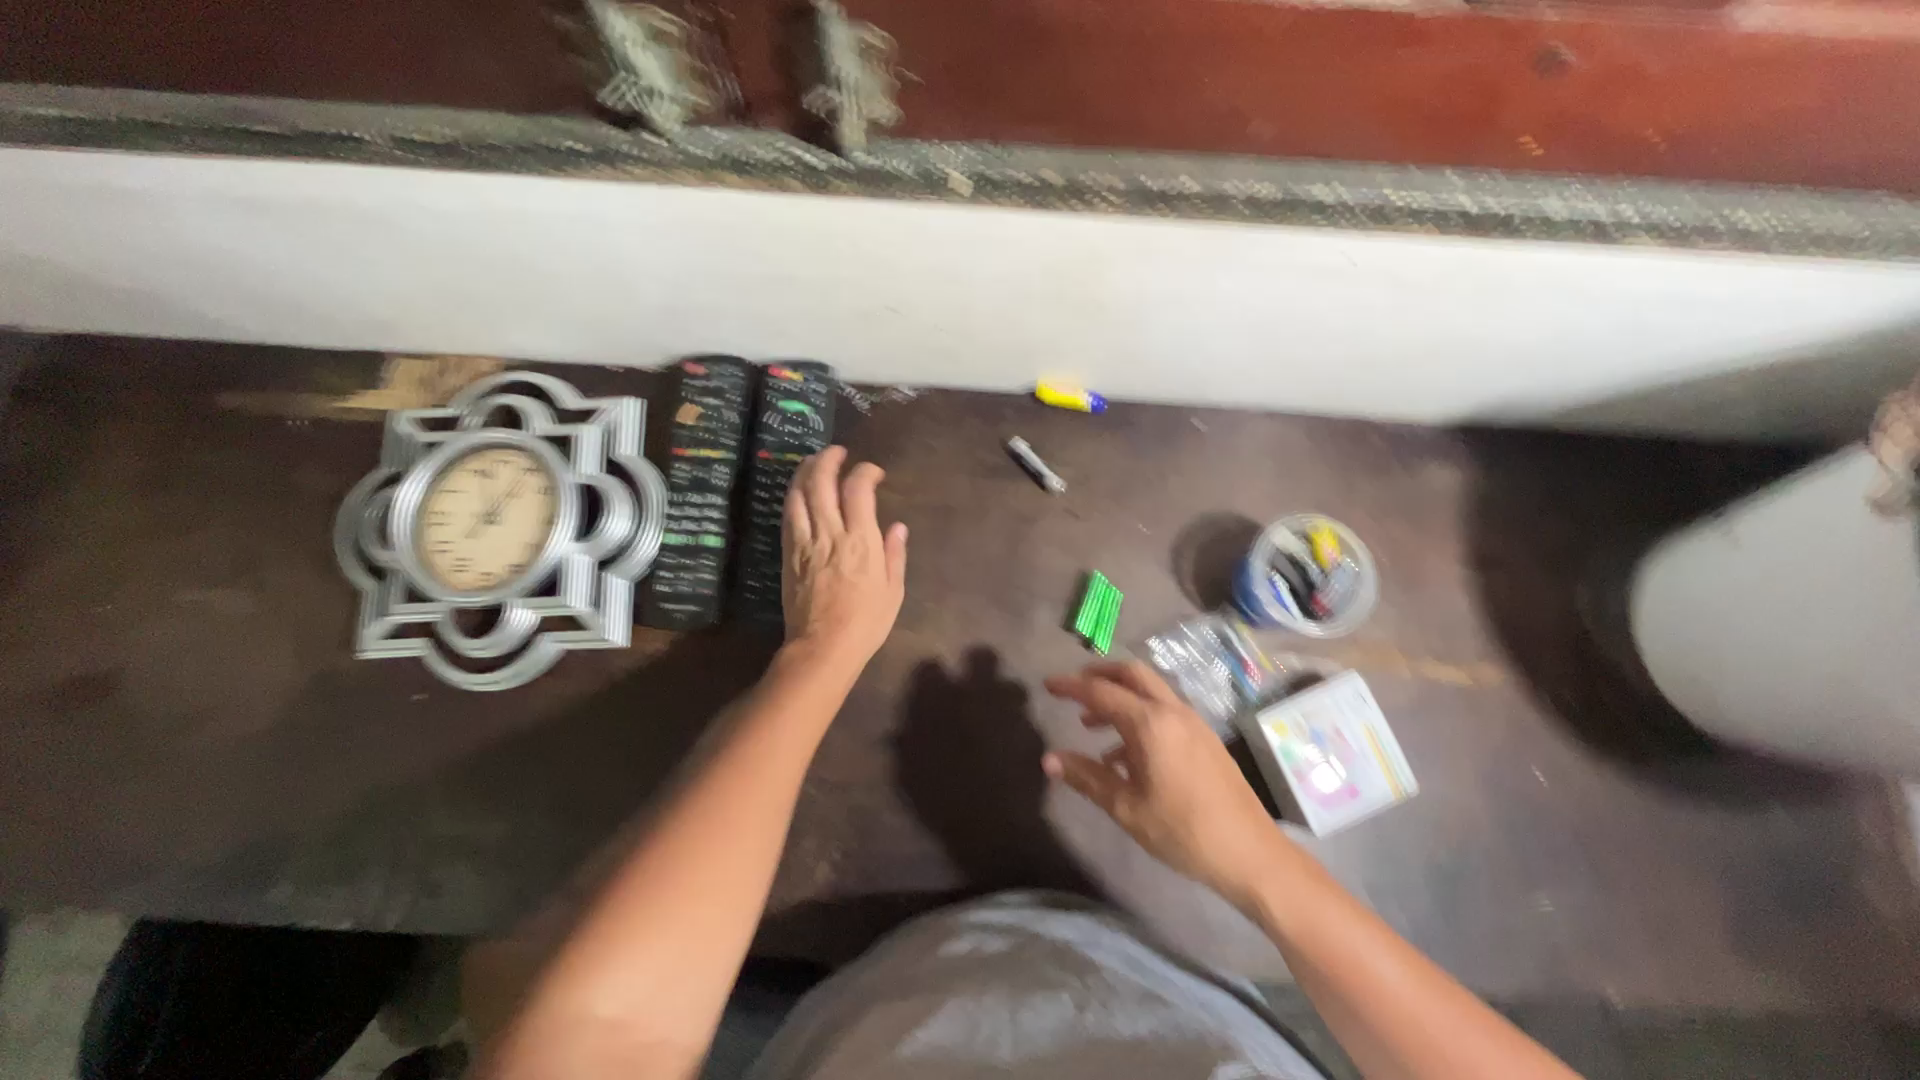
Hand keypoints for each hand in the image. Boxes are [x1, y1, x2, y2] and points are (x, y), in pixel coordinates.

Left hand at [782, 446, 908, 663]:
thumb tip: (897, 527)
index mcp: (861, 541)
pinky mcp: (788, 554)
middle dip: (829, 459)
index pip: (859, 489)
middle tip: (838, 452)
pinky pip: (787, 515)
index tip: (874, 472)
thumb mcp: (893, 591)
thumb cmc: (865, 623)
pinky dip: (793, 496)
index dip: (865, 471)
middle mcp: (830, 533)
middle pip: (822, 482)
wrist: (822, 648)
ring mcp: (804, 542)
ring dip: (806, 471)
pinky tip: (799, 491)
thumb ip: (894, 554)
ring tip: (815, 462)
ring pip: (798, 493)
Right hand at [1043, 661, 1292, 909]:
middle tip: (1073, 690)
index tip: (1047, 685)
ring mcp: (1193, 724)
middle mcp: (1173, 712)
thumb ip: (1086, 777)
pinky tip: (1123, 755)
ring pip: (1150, 692)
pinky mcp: (1205, 739)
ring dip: (1119, 698)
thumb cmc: (1182, 831)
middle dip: (1099, 676)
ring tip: (1089, 725)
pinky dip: (1138, 717)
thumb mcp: (1126, 807)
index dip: (1071, 687)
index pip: (1101, 692)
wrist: (1249, 852)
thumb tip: (1049, 759)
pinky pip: (1164, 713)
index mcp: (1150, 723)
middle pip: (1132, 675)